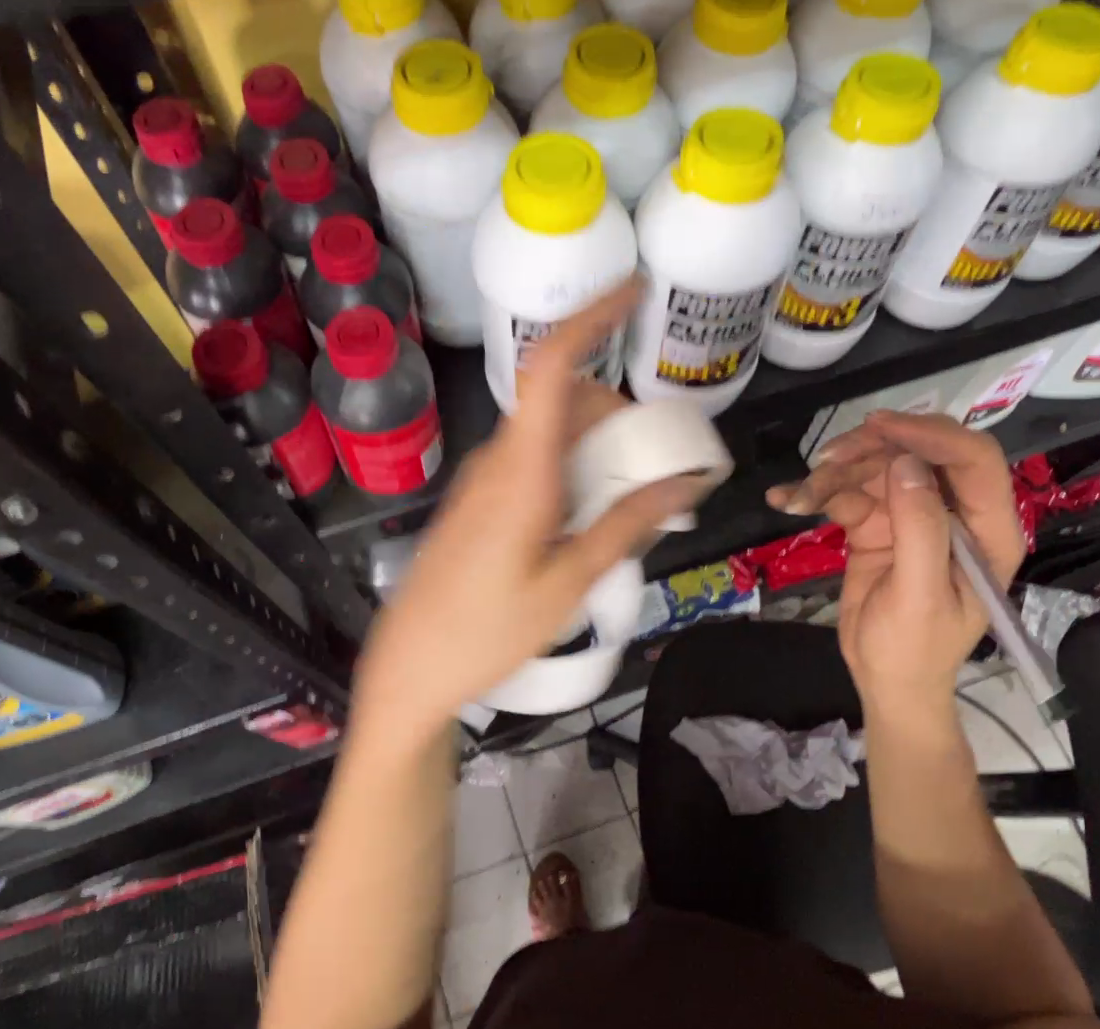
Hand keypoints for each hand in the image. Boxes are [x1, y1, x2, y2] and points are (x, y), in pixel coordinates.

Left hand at [352, 282, 708, 723]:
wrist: (411, 666)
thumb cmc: (487, 631)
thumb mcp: (568, 583)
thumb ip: (627, 525)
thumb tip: (689, 481)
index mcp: (521, 470)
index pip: (551, 366)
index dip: (590, 317)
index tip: (632, 291)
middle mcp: (498, 460)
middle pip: (564, 400)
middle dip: (619, 410)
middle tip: (663, 456)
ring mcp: (483, 479)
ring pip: (550, 432)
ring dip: (597, 445)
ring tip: (636, 497)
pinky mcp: (479, 500)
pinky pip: (534, 461)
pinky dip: (572, 468)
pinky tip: (592, 517)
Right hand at [770, 412, 1023, 707]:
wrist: (885, 683)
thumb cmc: (915, 649)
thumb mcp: (920, 595)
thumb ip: (921, 529)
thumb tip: (905, 465)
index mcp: (987, 530)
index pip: (972, 461)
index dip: (931, 435)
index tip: (880, 427)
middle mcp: (953, 513)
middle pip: (918, 455)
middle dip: (871, 451)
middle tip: (825, 461)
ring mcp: (911, 516)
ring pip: (875, 470)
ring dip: (833, 477)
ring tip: (796, 497)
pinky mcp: (876, 525)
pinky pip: (846, 495)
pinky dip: (815, 495)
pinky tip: (786, 500)